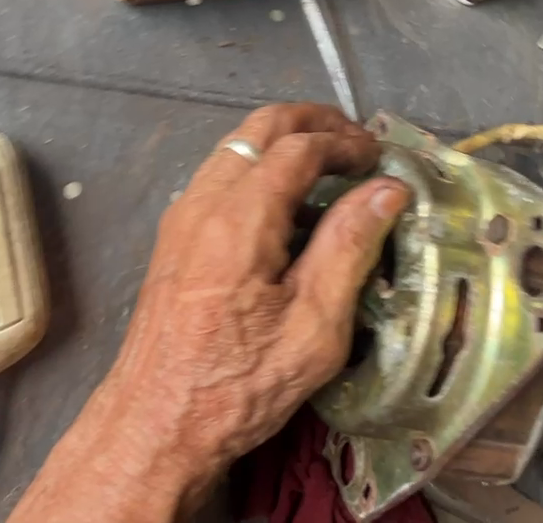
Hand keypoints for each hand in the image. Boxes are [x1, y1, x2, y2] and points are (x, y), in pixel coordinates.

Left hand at [10, 104, 410, 521]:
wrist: (154, 422)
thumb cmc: (241, 384)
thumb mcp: (314, 328)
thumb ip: (349, 246)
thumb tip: (388, 189)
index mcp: (240, 217)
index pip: (298, 146)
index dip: (344, 142)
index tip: (379, 158)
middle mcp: (205, 198)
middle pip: (261, 125)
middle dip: (313, 121)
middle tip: (357, 142)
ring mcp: (183, 211)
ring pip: (237, 143)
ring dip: (284, 139)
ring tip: (329, 166)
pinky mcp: (175, 230)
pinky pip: (221, 170)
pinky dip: (259, 163)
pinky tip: (287, 202)